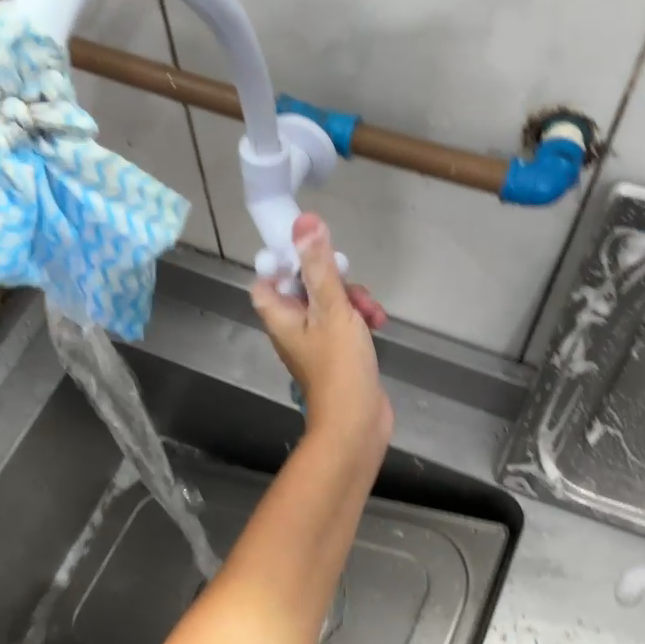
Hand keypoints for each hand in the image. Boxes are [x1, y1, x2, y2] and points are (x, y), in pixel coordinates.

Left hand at [251, 214, 392, 449]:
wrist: (357, 421)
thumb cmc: (339, 365)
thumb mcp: (332, 308)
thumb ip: (319, 265)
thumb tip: (303, 222)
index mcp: (280, 316)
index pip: (266, 279)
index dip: (283, 261)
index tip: (309, 250)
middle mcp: (292, 328)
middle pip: (304, 287)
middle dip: (333, 279)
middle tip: (351, 283)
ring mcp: (315, 343)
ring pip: (329, 304)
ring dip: (353, 300)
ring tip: (372, 312)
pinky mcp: (338, 354)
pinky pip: (344, 324)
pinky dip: (359, 319)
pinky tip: (378, 324)